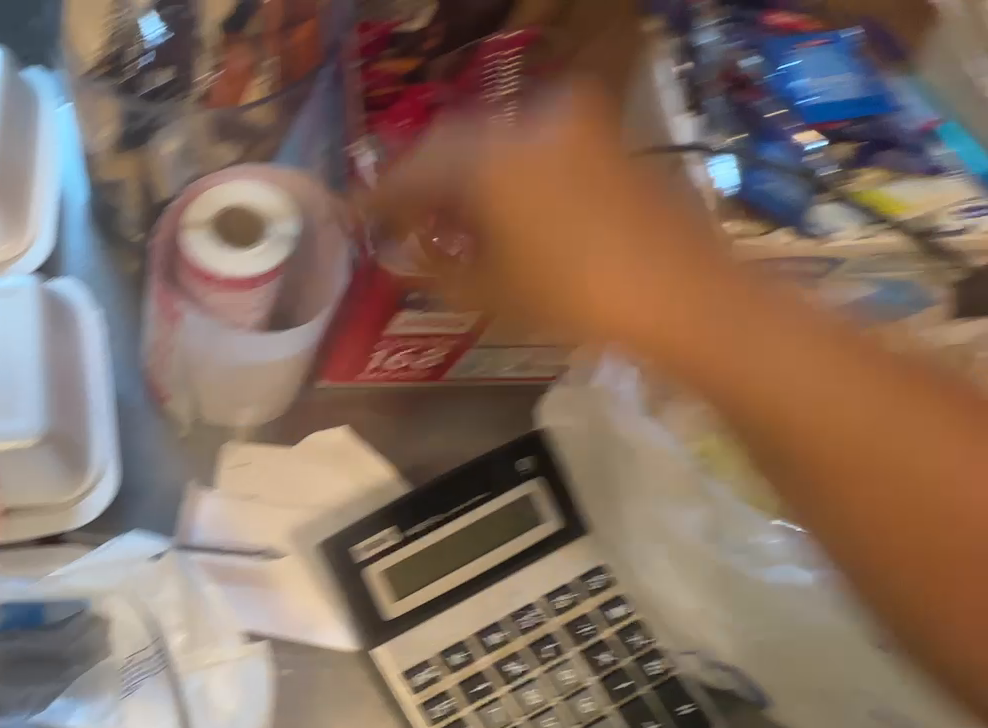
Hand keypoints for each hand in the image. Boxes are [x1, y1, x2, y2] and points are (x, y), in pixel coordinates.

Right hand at [364, 81, 741, 359]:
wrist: (680, 293)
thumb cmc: (568, 298)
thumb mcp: (479, 291)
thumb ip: (428, 263)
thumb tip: (398, 250)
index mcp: (488, 161)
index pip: (408, 173)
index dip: (374, 199)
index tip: (350, 219)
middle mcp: (525, 126)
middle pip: (447, 145)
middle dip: (415, 181)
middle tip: (392, 217)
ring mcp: (568, 127)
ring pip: (488, 143)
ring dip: (456, 175)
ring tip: (438, 217)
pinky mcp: (597, 140)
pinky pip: (525, 145)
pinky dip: (496, 172)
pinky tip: (486, 209)